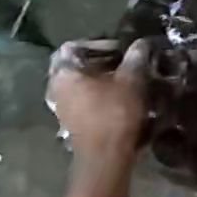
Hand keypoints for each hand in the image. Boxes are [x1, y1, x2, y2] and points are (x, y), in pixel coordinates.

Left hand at [47, 37, 152, 184]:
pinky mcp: (69, 118)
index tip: (120, 47)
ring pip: (77, 81)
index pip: (72, 46)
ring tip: (123, 76)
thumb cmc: (115, 112)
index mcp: (64, 73)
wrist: (105, 154)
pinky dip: (96, 90)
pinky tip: (116, 94)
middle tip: (124, 59)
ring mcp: (60, 104)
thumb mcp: (132, 80)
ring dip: (98, 75)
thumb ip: (135, 57)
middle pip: (74, 63)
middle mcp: (55, 86)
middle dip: (99, 59)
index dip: (98, 43)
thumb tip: (141, 42)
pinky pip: (80, 95)